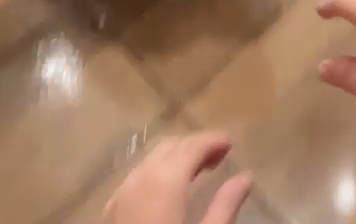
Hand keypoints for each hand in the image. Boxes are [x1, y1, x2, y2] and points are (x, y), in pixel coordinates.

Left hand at [105, 133, 253, 223]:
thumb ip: (225, 206)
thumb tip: (245, 177)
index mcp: (164, 182)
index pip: (191, 147)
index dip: (212, 140)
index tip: (231, 143)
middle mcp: (138, 180)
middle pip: (169, 148)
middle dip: (195, 146)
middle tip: (220, 157)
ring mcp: (119, 197)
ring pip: (150, 161)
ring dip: (175, 158)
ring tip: (198, 171)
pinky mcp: (110, 215)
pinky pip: (136, 179)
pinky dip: (156, 173)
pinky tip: (167, 192)